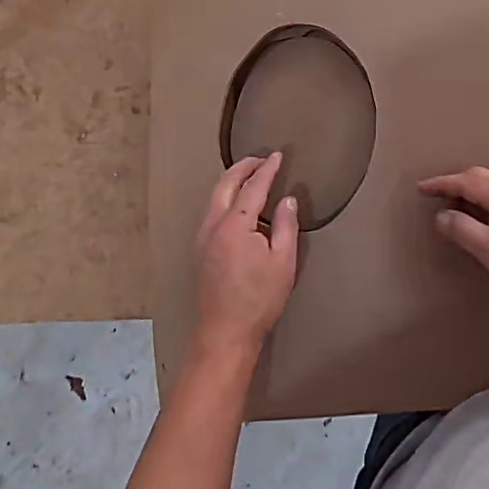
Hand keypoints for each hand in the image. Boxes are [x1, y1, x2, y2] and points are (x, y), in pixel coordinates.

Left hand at [193, 152, 298, 354]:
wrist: (225, 331)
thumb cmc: (258, 299)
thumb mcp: (283, 261)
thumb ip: (286, 225)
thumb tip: (288, 200)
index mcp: (235, 225)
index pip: (253, 187)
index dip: (267, 169)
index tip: (277, 156)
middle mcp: (213, 225)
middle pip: (225, 184)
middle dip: (243, 166)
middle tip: (260, 158)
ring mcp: (202, 237)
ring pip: (214, 196)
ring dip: (232, 180)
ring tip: (250, 175)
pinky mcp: (200, 249)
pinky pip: (211, 211)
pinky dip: (224, 197)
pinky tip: (237, 204)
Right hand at [418, 166, 488, 313]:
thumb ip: (462, 230)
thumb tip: (442, 216)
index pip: (466, 181)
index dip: (441, 183)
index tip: (421, 188)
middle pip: (481, 178)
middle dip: (455, 184)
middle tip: (436, 196)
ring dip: (471, 194)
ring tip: (454, 210)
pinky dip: (485, 204)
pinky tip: (481, 221)